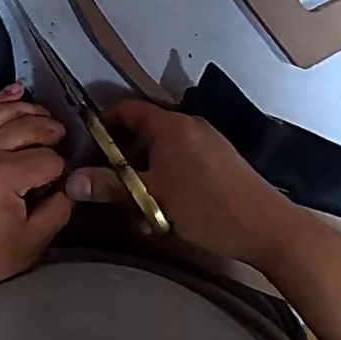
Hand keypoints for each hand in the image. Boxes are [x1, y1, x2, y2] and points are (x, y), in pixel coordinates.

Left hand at [0, 84, 74, 309]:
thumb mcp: (29, 244)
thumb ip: (57, 212)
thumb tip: (68, 190)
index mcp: (3, 175)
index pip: (49, 159)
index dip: (61, 171)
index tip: (62, 183)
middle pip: (29, 126)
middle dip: (52, 132)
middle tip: (63, 140)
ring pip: (4, 112)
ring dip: (29, 110)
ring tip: (46, 117)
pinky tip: (12, 96)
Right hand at [67, 99, 291, 267]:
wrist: (270, 230)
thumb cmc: (206, 208)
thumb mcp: (150, 199)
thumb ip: (109, 186)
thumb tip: (70, 181)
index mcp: (171, 126)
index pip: (128, 109)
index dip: (104, 123)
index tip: (89, 145)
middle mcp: (190, 126)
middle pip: (143, 131)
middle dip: (123, 157)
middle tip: (108, 181)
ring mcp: (208, 143)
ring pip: (162, 150)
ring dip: (144, 172)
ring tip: (135, 202)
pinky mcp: (221, 161)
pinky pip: (181, 160)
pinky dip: (166, 177)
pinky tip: (164, 208)